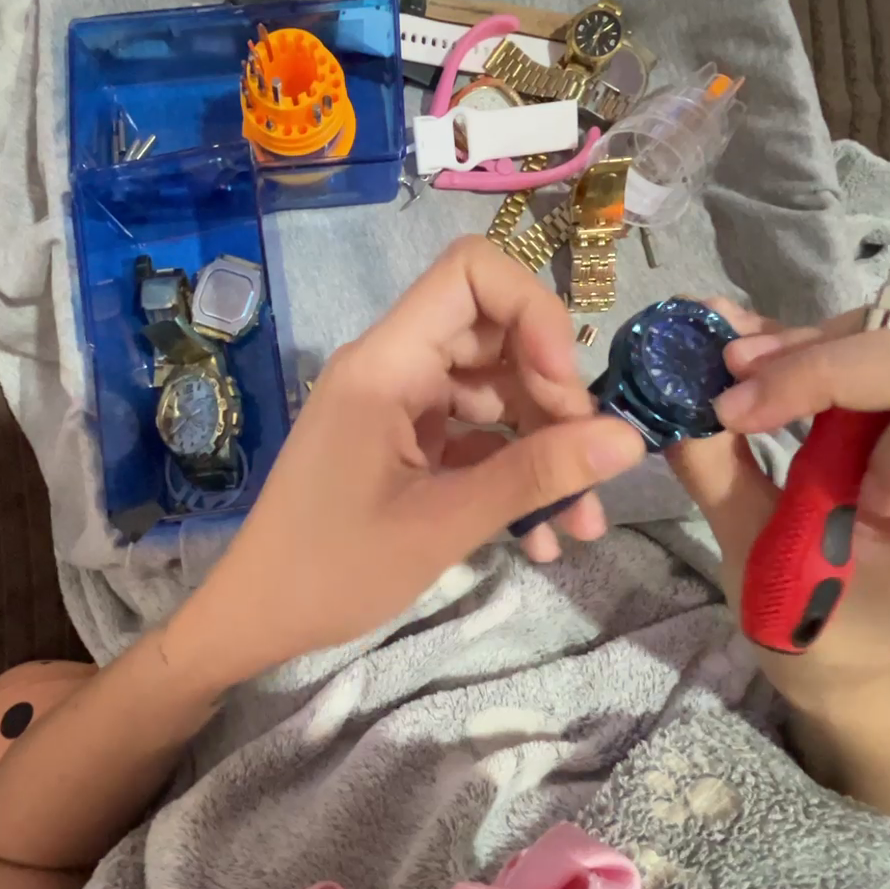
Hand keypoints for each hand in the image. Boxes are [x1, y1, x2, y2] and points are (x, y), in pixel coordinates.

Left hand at [169, 237, 643, 681]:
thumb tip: (629, 438)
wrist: (260, 614)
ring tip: (577, 521)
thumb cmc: (333, 569)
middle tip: (585, 466)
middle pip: (493, 338)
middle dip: (552, 397)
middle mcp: (390, 368)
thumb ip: (534, 475)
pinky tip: (540, 535)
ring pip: (490, 394)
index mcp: (385, 365)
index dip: (531, 311)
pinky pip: (468, 436)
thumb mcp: (442, 524)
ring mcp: (394, 406)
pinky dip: (505, 472)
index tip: (564, 385)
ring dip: (541, 448)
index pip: (469, 274)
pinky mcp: (399, 442)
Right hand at [667, 282, 889, 709]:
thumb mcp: (768, 562)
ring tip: (742, 372)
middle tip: (739, 395)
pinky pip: (888, 329)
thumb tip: (670, 387)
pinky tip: (748, 354)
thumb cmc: (820, 622)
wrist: (832, 641)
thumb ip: (721, 473)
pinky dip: (812, 336)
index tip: (858, 493)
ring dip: (830, 340)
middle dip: (845, 364)